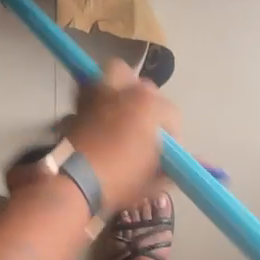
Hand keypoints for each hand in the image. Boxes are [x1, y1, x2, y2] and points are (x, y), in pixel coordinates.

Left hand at [66, 61, 178, 211]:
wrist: (72, 182)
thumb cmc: (118, 181)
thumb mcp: (151, 184)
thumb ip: (169, 171)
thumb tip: (187, 163)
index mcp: (150, 106)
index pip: (172, 115)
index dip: (172, 136)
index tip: (166, 156)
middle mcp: (126, 91)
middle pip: (145, 88)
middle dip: (149, 106)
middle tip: (145, 131)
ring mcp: (99, 93)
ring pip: (116, 74)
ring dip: (122, 88)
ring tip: (121, 111)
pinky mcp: (78, 103)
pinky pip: (91, 92)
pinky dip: (96, 101)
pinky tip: (97, 119)